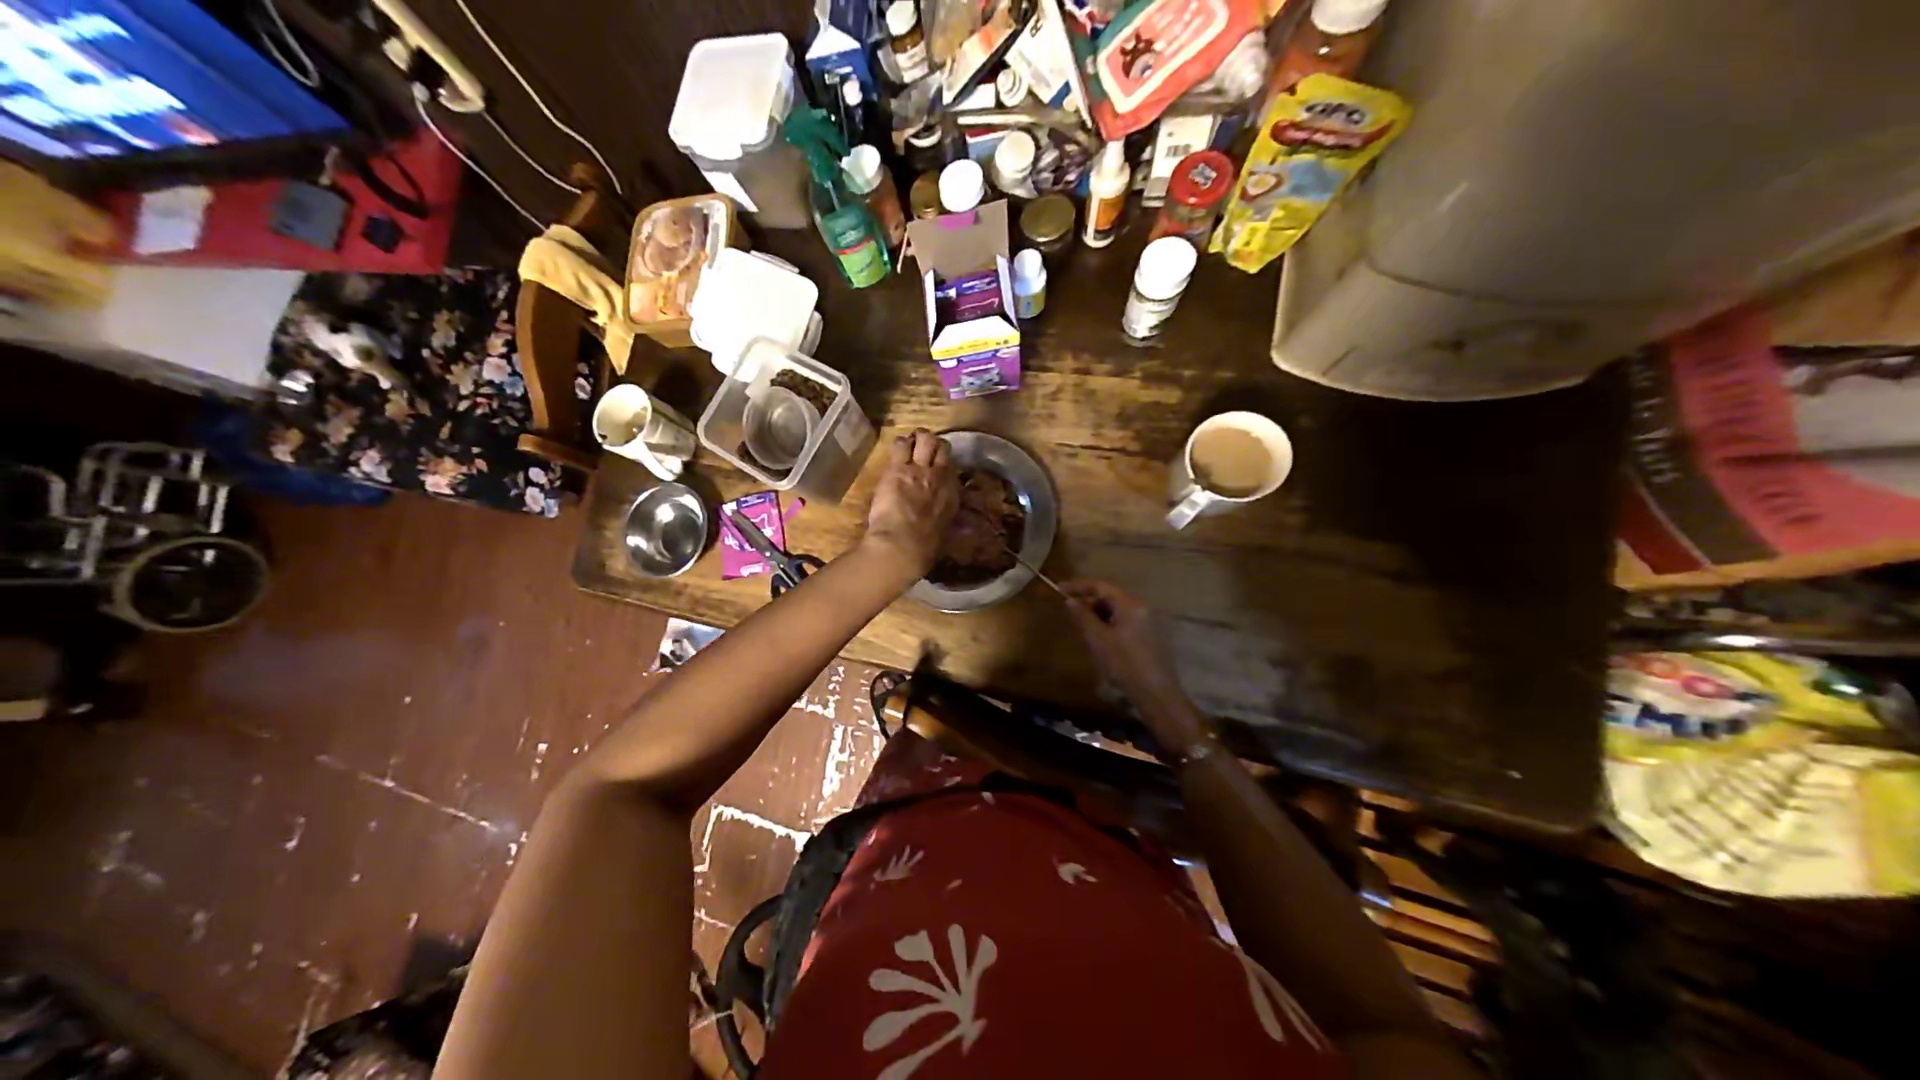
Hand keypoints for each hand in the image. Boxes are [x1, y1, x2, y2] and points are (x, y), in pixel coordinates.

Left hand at [861, 429, 957, 582]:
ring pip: (926, 439)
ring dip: (918, 438)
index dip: (944, 466)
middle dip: (934, 445)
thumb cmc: (924, 548)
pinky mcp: (898, 468)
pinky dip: (899, 443)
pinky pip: (902, 445)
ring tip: (911, 442)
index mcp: (952, 496)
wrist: (903, 544)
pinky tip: (896, 448)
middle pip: (943, 448)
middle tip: (925, 448)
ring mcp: (919, 470)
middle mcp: (940, 478)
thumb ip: (952, 527)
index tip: (936, 468)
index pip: (953, 471)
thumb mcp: (945, 535)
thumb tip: (966, 532)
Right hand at [1061, 580, 1209, 753]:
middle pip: (1111, 595)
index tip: (1059, 588)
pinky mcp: (1150, 635)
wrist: (1156, 693)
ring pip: (1118, 609)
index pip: (1101, 586)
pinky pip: (1126, 620)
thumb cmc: (1124, 663)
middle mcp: (1142, 607)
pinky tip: (1100, 637)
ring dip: (1098, 612)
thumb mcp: (1098, 639)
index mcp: (1130, 604)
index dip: (1079, 586)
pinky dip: (1110, 622)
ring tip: (1082, 624)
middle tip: (1069, 610)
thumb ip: (1083, 617)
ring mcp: (1148, 621)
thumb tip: (1070, 601)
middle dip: (1089, 600)